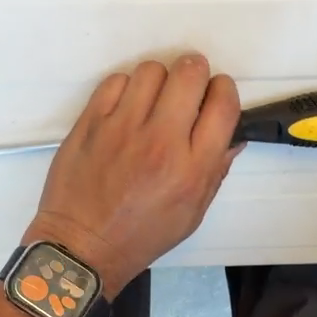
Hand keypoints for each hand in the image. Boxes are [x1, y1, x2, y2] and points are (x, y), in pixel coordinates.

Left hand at [25, 56, 242, 294]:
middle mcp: (161, 141)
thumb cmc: (141, 235)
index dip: (223, 91)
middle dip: (194, 74)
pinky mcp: (91, 122)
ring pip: (152, 70)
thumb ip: (215, 171)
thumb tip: (234, 136)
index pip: (223, 103)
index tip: (214, 97)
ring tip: (152, 101)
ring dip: (158, 81)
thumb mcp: (192, 214)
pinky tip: (125, 110)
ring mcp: (123, 128)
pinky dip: (125, 89)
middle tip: (186, 90)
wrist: (82, 245)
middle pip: (190, 73)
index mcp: (192, 168)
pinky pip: (116, 80)